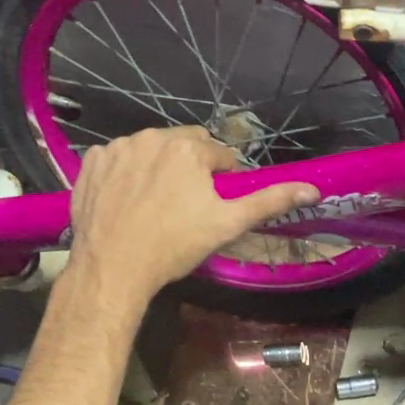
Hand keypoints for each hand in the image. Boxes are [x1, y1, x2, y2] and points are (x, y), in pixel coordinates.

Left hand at [65, 127, 319, 294]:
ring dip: (159, 169)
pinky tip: (129, 202)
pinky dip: (127, 175)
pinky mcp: (91, 163)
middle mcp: (151, 137)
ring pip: (151, 150)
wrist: (113, 267)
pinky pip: (118, 160)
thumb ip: (270, 201)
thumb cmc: (176, 245)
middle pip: (185, 147)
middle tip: (188, 207)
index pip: (220, 155)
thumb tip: (313, 189)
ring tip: (157, 206)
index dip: (223, 181)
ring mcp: (117, 148)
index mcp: (188, 149)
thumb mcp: (228, 224)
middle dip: (191, 169)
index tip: (214, 206)